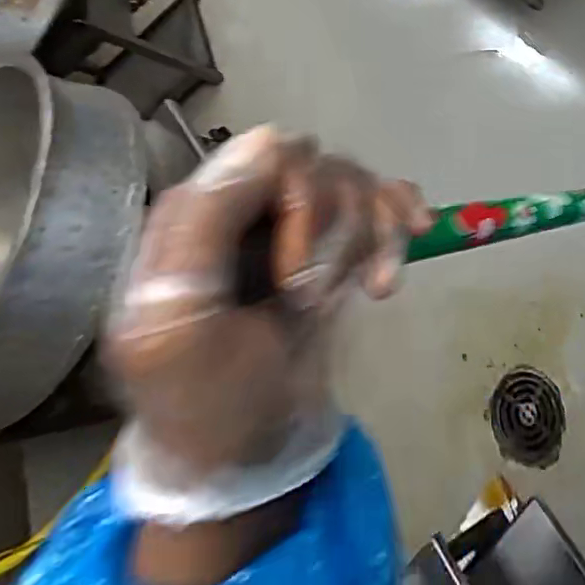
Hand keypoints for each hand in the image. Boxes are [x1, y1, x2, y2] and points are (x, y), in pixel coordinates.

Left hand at [106, 125, 430, 487]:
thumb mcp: (179, 323)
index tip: (298, 279)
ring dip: (374, 238)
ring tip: (368, 291)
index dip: (302, 209)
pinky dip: (402, 223)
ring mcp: (300, 218)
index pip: (273, 157)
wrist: (250, 445)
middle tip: (318, 296)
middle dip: (337, 232)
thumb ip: (204, 224)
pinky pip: (387, 196)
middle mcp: (252, 202)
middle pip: (324, 167)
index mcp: (199, 213)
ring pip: (359, 181)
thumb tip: (268, 138)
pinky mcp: (340, 236)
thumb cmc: (207, 396)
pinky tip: (405, 255)